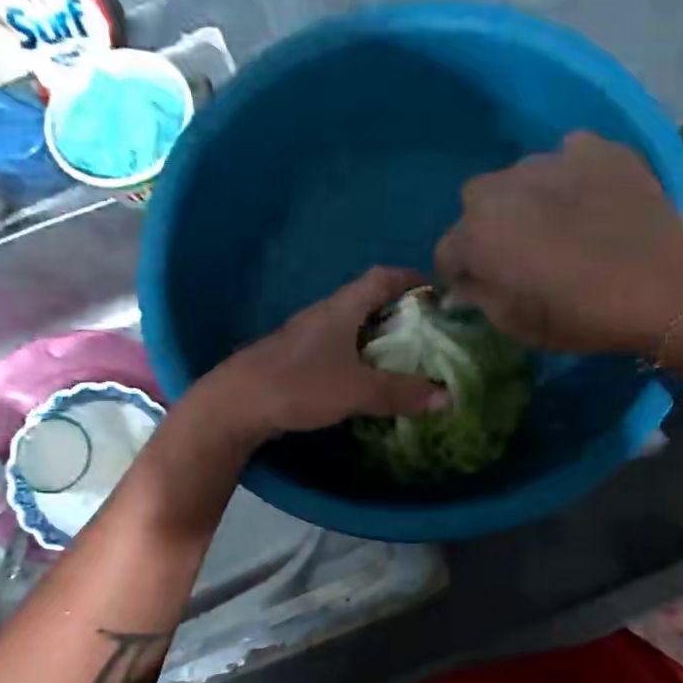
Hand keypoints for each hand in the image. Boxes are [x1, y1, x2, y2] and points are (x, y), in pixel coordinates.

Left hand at [191, 266, 450, 444]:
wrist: (234, 404)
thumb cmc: (299, 385)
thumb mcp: (358, 391)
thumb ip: (402, 393)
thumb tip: (447, 397)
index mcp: (341, 309)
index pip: (382, 277)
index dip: (411, 278)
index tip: (436, 291)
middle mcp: (323, 314)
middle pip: (366, 298)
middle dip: (398, 309)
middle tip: (426, 329)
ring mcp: (304, 335)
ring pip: (349, 324)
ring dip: (376, 333)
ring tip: (401, 355)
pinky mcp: (293, 358)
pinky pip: (335, 346)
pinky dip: (357, 353)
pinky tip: (363, 377)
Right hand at [435, 132, 682, 355]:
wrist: (666, 284)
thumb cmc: (583, 315)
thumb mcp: (517, 325)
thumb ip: (480, 295)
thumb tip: (467, 278)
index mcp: (478, 234)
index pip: (446, 250)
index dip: (459, 272)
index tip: (479, 285)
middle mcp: (502, 187)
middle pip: (477, 205)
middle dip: (489, 228)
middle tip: (522, 254)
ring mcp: (550, 160)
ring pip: (520, 180)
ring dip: (528, 201)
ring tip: (563, 226)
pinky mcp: (594, 148)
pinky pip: (566, 159)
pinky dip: (570, 179)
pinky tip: (593, 202)